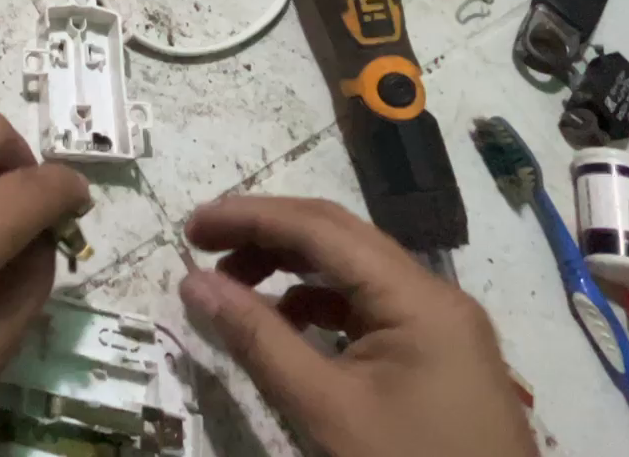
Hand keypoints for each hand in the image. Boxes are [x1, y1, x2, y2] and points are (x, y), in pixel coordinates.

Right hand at [180, 198, 535, 456]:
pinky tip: (280, 323)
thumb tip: (191, 283)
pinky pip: (362, 302)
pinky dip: (312, 300)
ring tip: (232, 286)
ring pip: (347, 265)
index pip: (318, 228)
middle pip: (334, 234)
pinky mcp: (432, 354)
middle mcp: (432, 294)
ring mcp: (437, 324)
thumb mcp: (325, 410)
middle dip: (263, 232)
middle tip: (203, 244)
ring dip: (285, 264)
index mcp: (416, 298)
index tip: (191, 228)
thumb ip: (256, 338)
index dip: (248, 218)